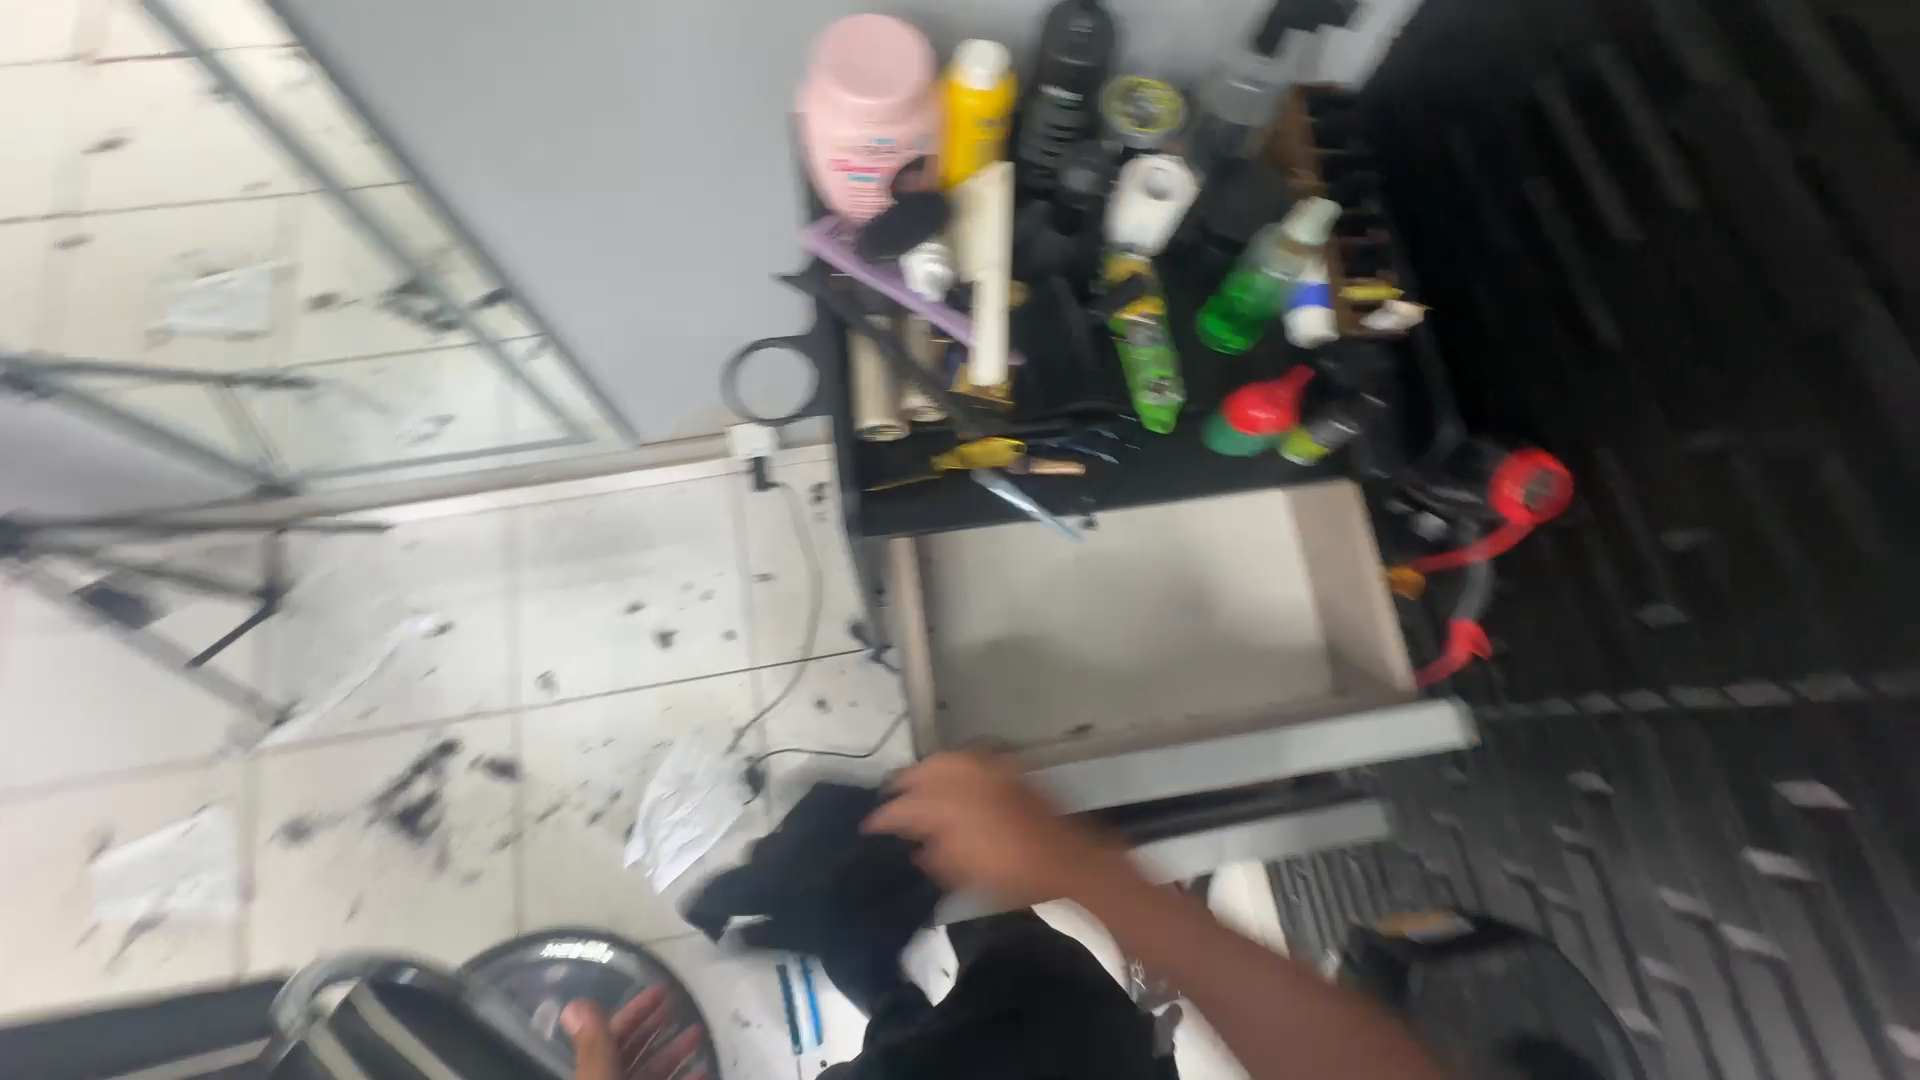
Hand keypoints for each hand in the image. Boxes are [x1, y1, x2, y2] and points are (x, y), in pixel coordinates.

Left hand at [562, 988, 708, 1079]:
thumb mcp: (601, 1078)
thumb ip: (593, 1044)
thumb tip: (574, 1003)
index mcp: (595, 1074)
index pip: (614, 1036)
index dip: (636, 1011)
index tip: (663, 989)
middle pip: (635, 1053)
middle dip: (659, 1027)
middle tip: (682, 1004)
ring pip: (655, 1072)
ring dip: (677, 1051)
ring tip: (699, 1033)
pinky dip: (687, 1077)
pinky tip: (703, 1068)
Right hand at [863, 751, 1126, 903]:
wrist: (1067, 860)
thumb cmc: (1015, 877)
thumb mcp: (966, 876)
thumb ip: (935, 858)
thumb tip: (917, 846)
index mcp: (950, 813)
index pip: (905, 808)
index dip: (884, 816)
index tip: (871, 825)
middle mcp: (965, 783)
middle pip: (923, 774)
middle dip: (903, 783)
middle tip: (889, 795)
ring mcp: (988, 771)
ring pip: (946, 760)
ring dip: (925, 768)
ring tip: (914, 778)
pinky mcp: (1007, 768)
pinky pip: (972, 756)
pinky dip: (955, 761)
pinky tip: (951, 768)